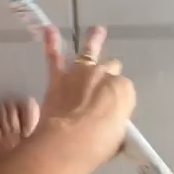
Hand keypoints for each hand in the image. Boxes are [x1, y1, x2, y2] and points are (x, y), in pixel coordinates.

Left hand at [28, 25, 134, 173]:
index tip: (113, 108)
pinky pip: (54, 56)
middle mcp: (104, 74)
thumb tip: (109, 125)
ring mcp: (81, 72)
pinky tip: (48, 29)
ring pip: (90, 51)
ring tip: (97, 29)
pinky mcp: (59, 76)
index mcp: (124, 90)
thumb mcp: (117, 137)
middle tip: (104, 82)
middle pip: (110, 67)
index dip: (118, 97)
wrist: (70, 140)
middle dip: (108, 73)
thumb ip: (114, 123)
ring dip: (94, 40)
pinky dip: (51, 43)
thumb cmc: (99, 144)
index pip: (124, 89)